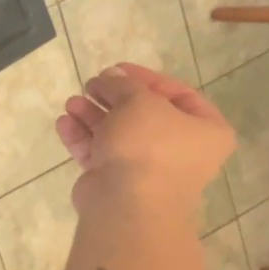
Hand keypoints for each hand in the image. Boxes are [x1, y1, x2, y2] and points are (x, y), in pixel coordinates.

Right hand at [55, 62, 234, 213]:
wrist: (129, 201)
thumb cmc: (149, 146)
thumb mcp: (140, 102)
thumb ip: (124, 85)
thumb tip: (110, 76)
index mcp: (204, 129)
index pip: (177, 94)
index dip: (145, 78)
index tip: (114, 68)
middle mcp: (179, 147)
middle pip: (142, 113)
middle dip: (112, 98)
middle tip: (89, 85)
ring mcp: (146, 164)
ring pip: (117, 132)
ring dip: (92, 115)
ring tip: (71, 102)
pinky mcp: (116, 177)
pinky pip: (99, 150)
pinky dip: (82, 136)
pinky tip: (64, 123)